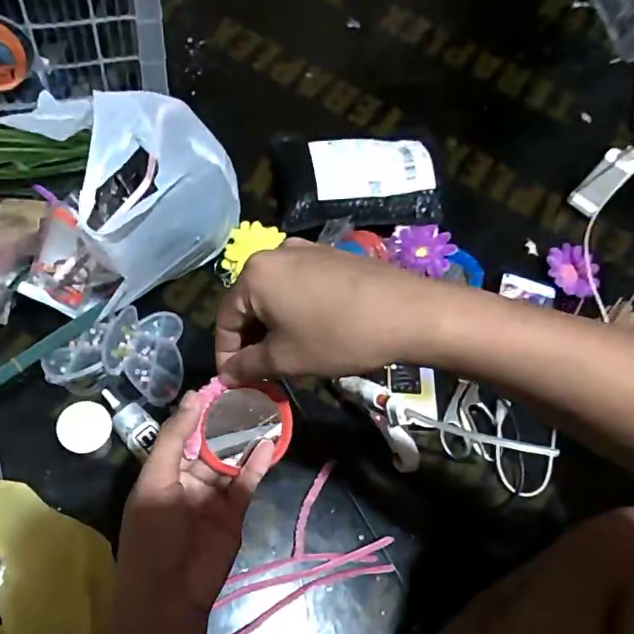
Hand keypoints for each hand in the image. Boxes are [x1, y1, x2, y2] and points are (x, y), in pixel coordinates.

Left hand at [117, 391, 277, 608]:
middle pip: (211, 445)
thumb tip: (192, 399)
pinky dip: (257, 465)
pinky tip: (269, 444)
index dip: (199, 411)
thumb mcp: (154, 482)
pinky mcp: (234, 512)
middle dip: (227, 422)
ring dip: (246, 439)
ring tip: (265, 411)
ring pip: (232, 461)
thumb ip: (174, 440)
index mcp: (163, 472)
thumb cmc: (151, 533)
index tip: (219, 386)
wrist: (169, 592)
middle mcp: (189, 480)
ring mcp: (213, 496)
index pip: (184, 434)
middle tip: (249, 393)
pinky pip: (246, 483)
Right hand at [214, 239, 446, 385]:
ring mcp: (307, 250)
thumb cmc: (338, 337)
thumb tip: (226, 375)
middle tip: (258, 373)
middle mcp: (275, 253)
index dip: (226, 355)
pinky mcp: (332, 256)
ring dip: (273, 327)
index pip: (224, 318)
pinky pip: (299, 286)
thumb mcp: (286, 358)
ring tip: (284, 357)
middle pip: (249, 303)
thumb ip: (248, 366)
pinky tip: (310, 333)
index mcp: (255, 274)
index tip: (234, 382)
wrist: (409, 313)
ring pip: (275, 295)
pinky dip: (295, 311)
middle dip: (250, 341)